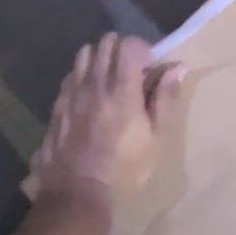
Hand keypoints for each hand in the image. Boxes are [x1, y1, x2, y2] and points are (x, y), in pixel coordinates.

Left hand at [25, 34, 184, 202]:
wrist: (76, 192)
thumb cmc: (123, 168)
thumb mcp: (155, 138)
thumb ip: (166, 99)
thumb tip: (177, 67)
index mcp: (122, 88)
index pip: (129, 44)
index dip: (143, 49)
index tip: (149, 67)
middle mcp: (95, 82)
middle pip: (106, 42)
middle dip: (122, 49)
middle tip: (132, 71)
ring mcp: (73, 91)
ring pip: (85, 53)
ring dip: (100, 58)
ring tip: (109, 79)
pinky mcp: (58, 103)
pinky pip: (71, 74)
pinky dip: (82, 75)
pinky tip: (89, 96)